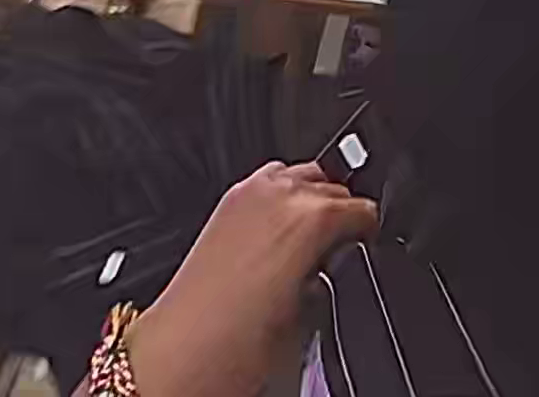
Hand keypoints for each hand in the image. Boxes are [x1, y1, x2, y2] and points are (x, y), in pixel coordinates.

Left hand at [126, 162, 377, 396]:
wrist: (170, 364)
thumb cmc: (230, 350)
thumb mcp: (308, 316)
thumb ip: (334, 272)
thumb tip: (337, 263)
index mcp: (314, 219)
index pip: (364, 210)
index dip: (368, 233)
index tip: (364, 247)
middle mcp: (286, 195)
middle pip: (339, 190)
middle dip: (343, 217)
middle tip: (338, 250)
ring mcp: (256, 192)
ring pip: (309, 175)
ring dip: (316, 200)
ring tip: (310, 237)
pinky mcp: (232, 200)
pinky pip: (275, 179)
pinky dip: (285, 194)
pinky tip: (282, 225)